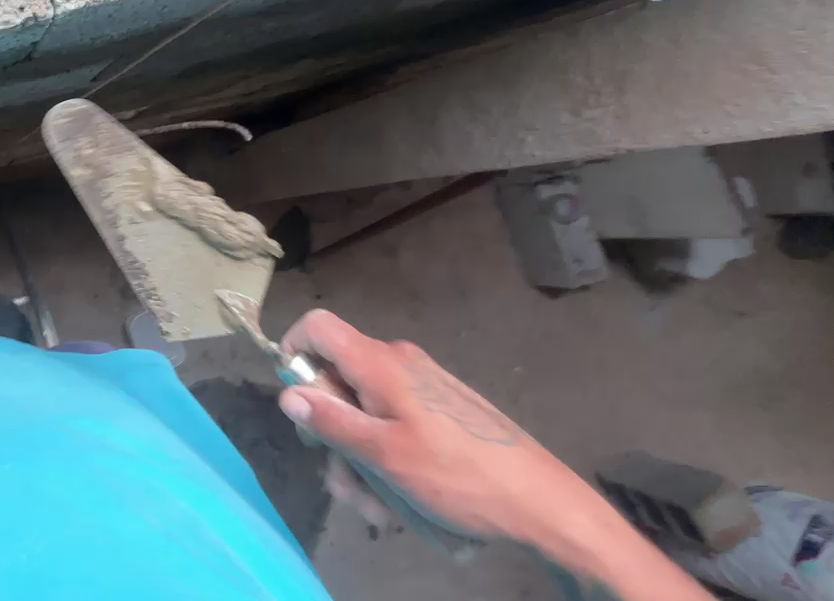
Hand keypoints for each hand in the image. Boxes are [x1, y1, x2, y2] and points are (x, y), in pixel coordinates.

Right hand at [275, 309, 595, 544]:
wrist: (547, 507)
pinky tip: (399, 496)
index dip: (293, 350)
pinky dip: (384, 452)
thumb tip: (286, 394)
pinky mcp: (439, 408)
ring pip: (363, 407)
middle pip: (336, 378)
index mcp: (378, 362)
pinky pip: (391, 419)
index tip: (296, 398)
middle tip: (340, 476)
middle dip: (329, 428)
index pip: (316, 327)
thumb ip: (331, 420)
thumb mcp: (384, 455)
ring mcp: (421, 384)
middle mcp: (396, 361)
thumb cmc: (459, 476)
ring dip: (357, 454)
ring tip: (375, 505)